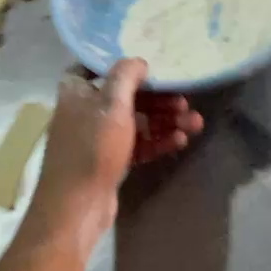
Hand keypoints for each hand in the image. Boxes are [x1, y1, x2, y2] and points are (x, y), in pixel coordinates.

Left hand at [28, 59, 203, 242]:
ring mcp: (98, 139)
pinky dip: (158, 140)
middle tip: (185, 102)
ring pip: (137, 121)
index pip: (99, 67)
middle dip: (160, 98)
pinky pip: (138, 143)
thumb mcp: (112, 104)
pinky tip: (180, 141)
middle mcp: (86, 112)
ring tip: (194, 124)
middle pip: (128, 96)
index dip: (125, 65)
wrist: (75, 209)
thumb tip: (139, 62)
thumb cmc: (92, 148)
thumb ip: (126, 75)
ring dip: (166, 121)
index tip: (152, 63)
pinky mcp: (109, 161)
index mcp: (77, 92)